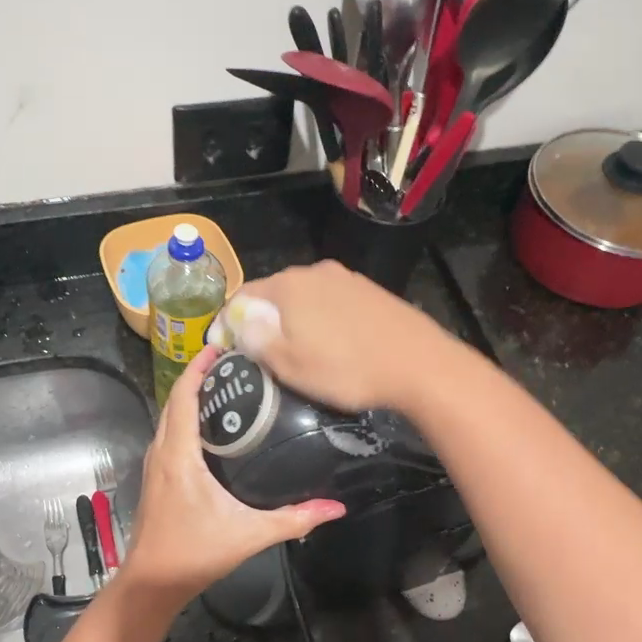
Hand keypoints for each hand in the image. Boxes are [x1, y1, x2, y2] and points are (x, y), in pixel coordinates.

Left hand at [120, 345, 345, 602]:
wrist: (152, 583)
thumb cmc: (194, 554)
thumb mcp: (249, 535)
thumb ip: (294, 519)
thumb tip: (336, 507)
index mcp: (179, 456)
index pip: (182, 396)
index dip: (198, 367)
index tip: (221, 346)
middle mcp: (161, 453)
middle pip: (173, 402)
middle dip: (197, 377)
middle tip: (233, 364)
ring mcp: (153, 466)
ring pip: (168, 419)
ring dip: (189, 399)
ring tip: (224, 388)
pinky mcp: (154, 480)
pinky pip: (168, 436)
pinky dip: (184, 421)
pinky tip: (210, 428)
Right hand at [220, 260, 458, 412]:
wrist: (418, 365)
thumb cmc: (347, 369)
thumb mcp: (290, 365)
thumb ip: (257, 340)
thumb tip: (239, 322)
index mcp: (288, 286)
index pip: (242, 296)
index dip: (228, 322)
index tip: (223, 348)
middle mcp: (315, 272)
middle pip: (273, 294)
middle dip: (260, 320)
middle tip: (257, 353)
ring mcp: (346, 279)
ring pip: (303, 299)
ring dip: (291, 321)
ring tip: (292, 352)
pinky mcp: (369, 292)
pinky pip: (330, 304)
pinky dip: (319, 321)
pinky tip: (329, 345)